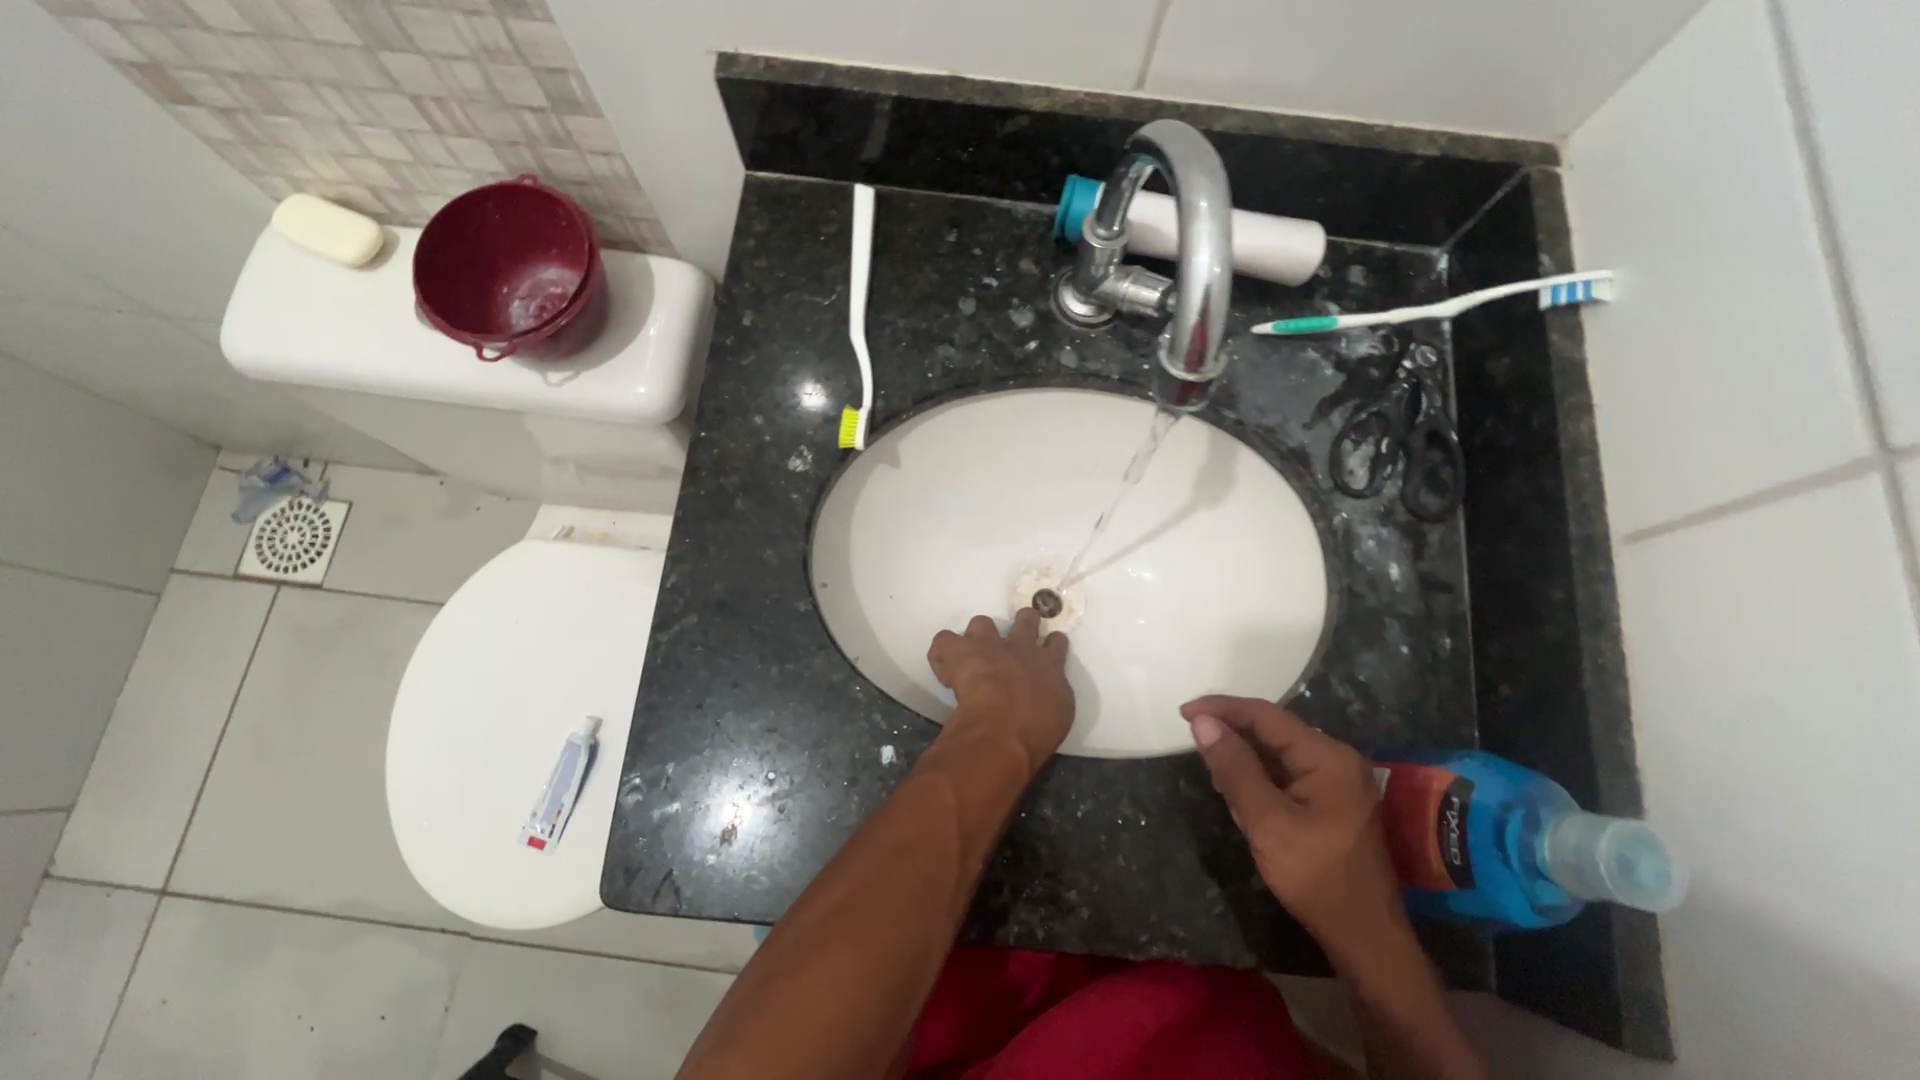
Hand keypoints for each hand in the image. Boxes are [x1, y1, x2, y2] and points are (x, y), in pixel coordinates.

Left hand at [927, 610, 1073, 764]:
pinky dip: (941, 655)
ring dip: (977, 637)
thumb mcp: (1059, 716)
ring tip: (972, 656)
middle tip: (1012, 642)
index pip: (1055, 644)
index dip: (1049, 645)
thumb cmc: (1038, 729)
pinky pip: (944, 640)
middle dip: (1021, 624)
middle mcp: (1021, 648)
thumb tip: (1044, 700)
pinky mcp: (960, 651)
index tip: (1043, 656)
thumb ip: (1052, 700)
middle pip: (1025, 619)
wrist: (1006, 726)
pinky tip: (945, 673)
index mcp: (1049, 666)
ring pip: (982, 623)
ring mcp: (989, 645)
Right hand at [1181, 695, 1408, 966]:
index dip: (1223, 709)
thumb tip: (1203, 723)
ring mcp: (1340, 782)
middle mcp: (1338, 759)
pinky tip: (1240, 793)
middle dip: (1233, 734)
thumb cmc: (1314, 876)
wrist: (1364, 934)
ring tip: (1213, 771)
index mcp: (1328, 757)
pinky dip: (1261, 777)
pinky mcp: (1335, 803)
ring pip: (1280, 754)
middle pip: (1275, 731)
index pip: (1266, 715)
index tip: (1184, 713)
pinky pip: (1290, 775)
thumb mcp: (1266, 821)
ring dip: (1245, 758)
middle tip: (1194, 743)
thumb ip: (1235, 768)